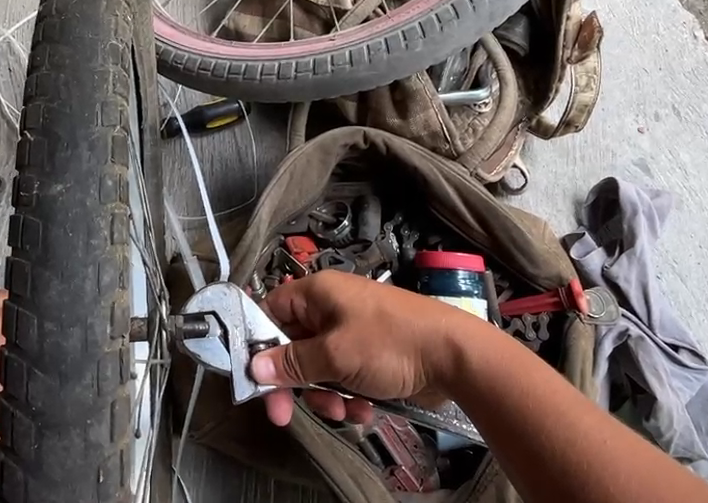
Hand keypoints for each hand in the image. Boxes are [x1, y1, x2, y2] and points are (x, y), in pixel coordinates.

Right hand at [249, 271, 474, 427]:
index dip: (260, 345)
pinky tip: (364, 407)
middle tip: (286, 414)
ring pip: (317, 366)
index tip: (257, 379)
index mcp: (316, 292)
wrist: (453, 355)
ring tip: (343, 409)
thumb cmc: (389, 344)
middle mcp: (329, 307)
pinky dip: (347, 393)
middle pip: (292, 345)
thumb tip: (254, 367)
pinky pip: (342, 374)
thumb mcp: (336, 355)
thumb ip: (293, 363)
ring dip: (323, 393)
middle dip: (295, 381)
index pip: (270, 311)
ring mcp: (351, 330)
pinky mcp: (369, 352)